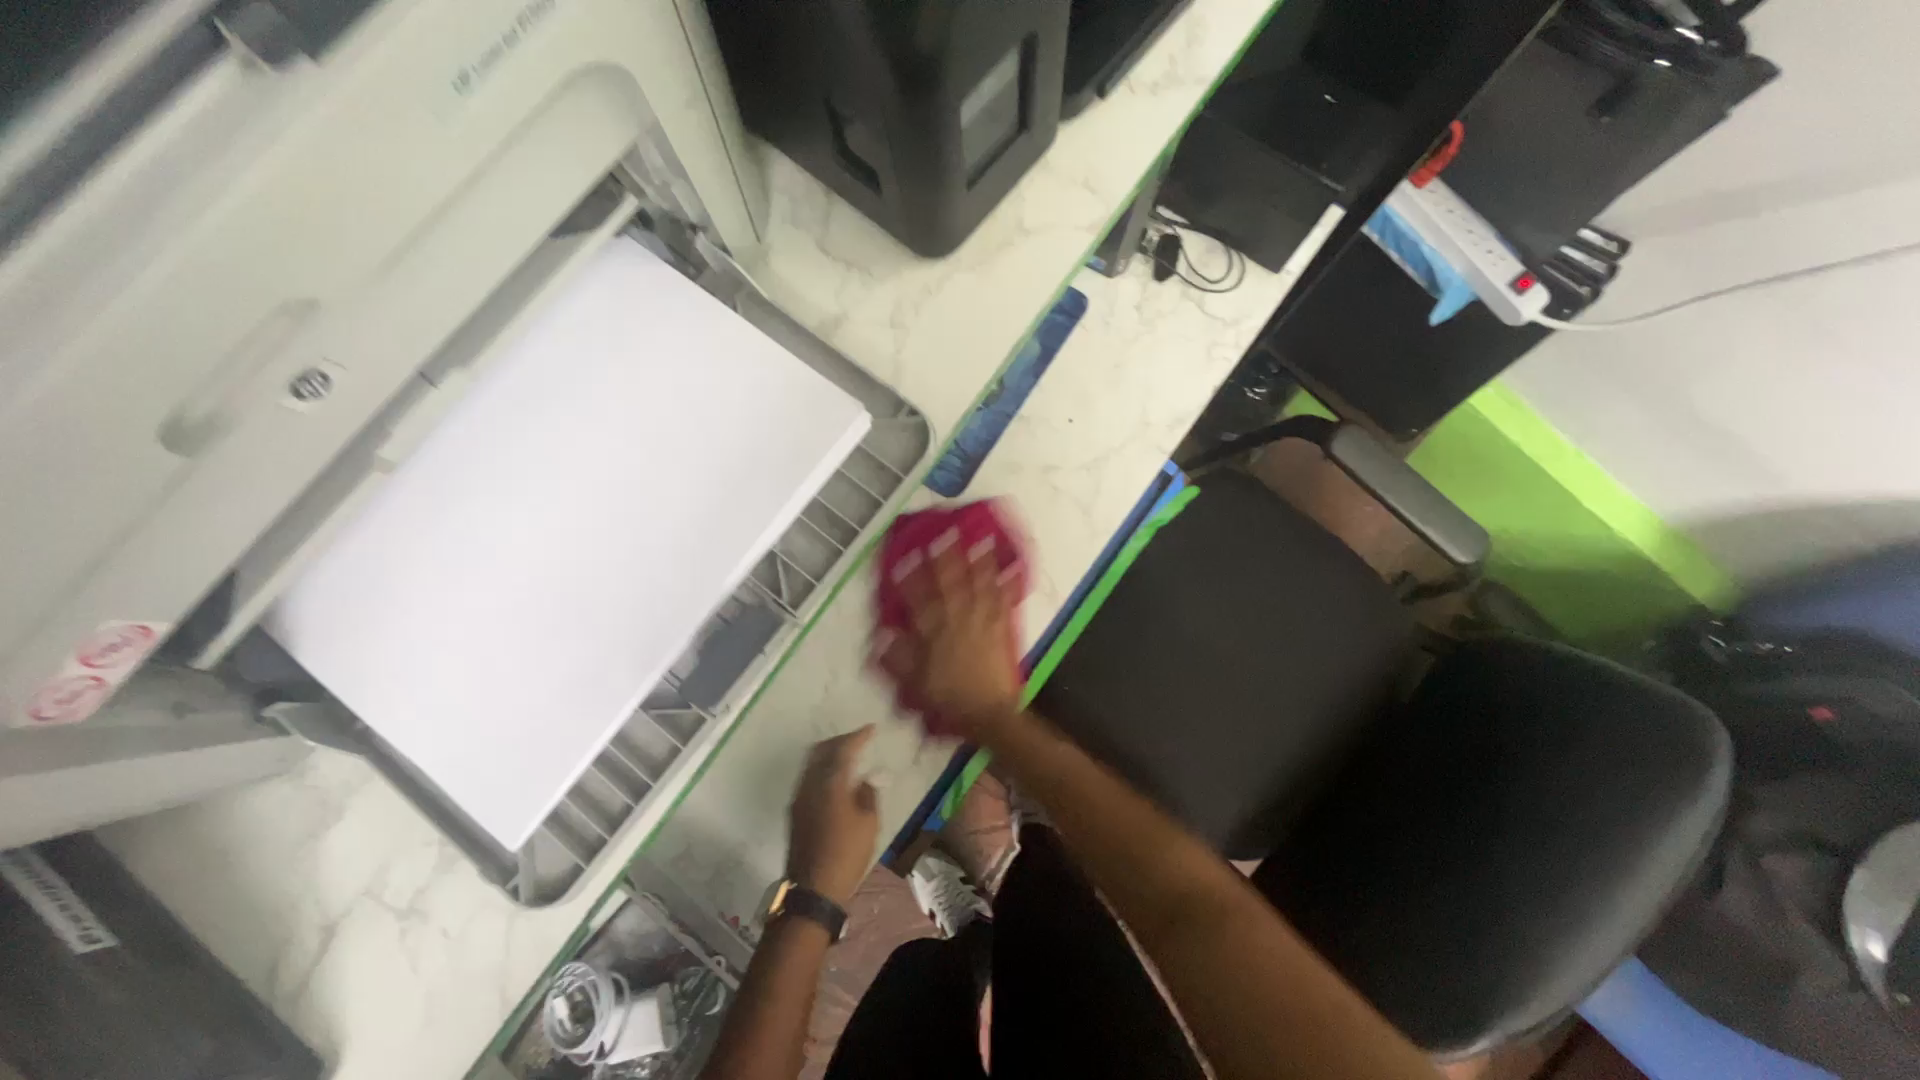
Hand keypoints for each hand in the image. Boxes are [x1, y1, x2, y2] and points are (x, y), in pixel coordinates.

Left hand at [787, 726, 880, 906]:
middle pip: (821, 750)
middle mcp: (809, 784)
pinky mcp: (795, 811)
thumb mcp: (868, 823)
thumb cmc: (846, 855)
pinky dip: (822, 769)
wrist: (813, 888)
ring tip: (847, 756)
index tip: (871, 729)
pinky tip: (835, 778)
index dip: (858, 736)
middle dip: (840, 741)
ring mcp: (798, 797)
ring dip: (828, 754)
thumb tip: (867, 778)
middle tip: (858, 740)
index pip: (843, 749)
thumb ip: (868, 794)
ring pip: (811, 763)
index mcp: (830, 783)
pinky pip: (808, 777)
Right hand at [875, 534, 1024, 738]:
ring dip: (980, 562)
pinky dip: (1008, 583)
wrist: (989, 714)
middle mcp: (959, 622)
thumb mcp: (917, 683)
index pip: (919, 601)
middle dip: (947, 558)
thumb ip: (899, 659)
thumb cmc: (950, 700)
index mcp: (935, 634)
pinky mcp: (1002, 629)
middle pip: (952, 585)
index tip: (905, 557)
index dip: (911, 578)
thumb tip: (883, 636)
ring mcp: (983, 623)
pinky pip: (1004, 602)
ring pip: (980, 586)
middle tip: (946, 533)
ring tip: (981, 539)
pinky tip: (1011, 568)